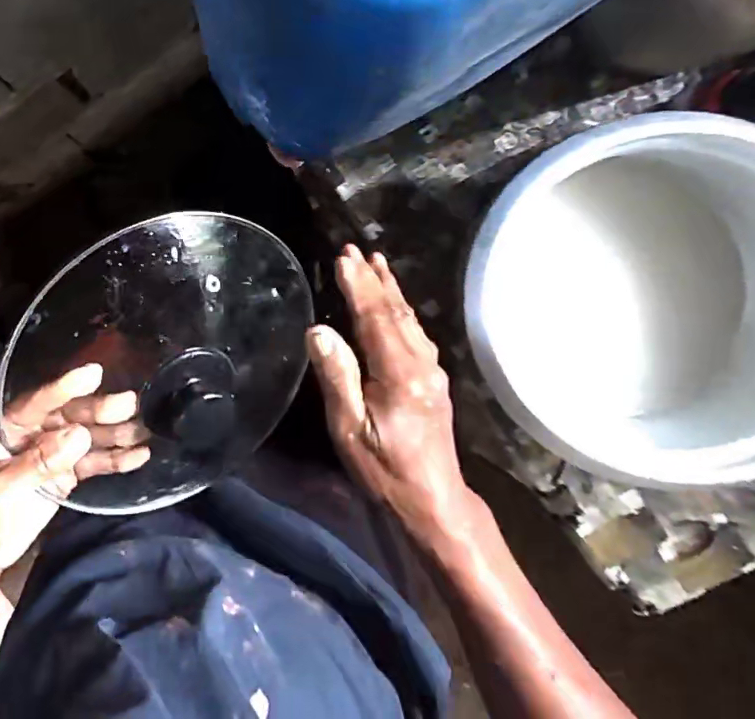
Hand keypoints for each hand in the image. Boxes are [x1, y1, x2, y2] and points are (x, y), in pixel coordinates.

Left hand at [0, 363, 150, 580]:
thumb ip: (36, 464)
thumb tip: (78, 435)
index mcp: (6, 428)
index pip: (37, 402)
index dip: (64, 386)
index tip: (93, 372)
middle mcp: (32, 434)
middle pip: (69, 416)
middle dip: (99, 409)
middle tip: (130, 403)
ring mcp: (50, 454)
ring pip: (86, 436)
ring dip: (114, 433)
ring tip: (144, 428)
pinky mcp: (64, 475)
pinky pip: (92, 463)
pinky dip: (114, 459)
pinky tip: (138, 456)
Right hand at [307, 245, 473, 534]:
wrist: (434, 503)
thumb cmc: (384, 469)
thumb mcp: (349, 428)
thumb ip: (337, 376)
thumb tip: (319, 330)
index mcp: (399, 373)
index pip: (375, 318)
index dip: (358, 286)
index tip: (343, 258)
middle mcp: (421, 365)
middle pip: (396, 312)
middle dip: (374, 279)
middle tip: (356, 250)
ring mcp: (432, 373)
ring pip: (410, 320)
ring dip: (391, 290)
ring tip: (377, 265)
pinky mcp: (433, 382)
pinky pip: (416, 333)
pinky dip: (401, 310)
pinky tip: (396, 307)